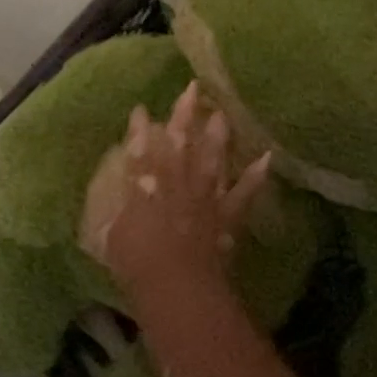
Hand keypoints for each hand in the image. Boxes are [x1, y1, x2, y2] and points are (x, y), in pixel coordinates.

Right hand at [81, 81, 272, 304]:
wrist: (177, 286)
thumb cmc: (134, 262)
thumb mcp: (109, 232)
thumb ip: (113, 206)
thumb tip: (116, 187)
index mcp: (143, 187)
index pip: (140, 151)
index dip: (140, 129)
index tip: (141, 109)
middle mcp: (175, 184)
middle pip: (180, 145)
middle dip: (184, 116)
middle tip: (193, 89)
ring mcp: (204, 199)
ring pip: (211, 160)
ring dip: (217, 136)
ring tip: (222, 113)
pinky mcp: (226, 217)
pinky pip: (243, 194)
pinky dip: (255, 177)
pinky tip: (266, 158)